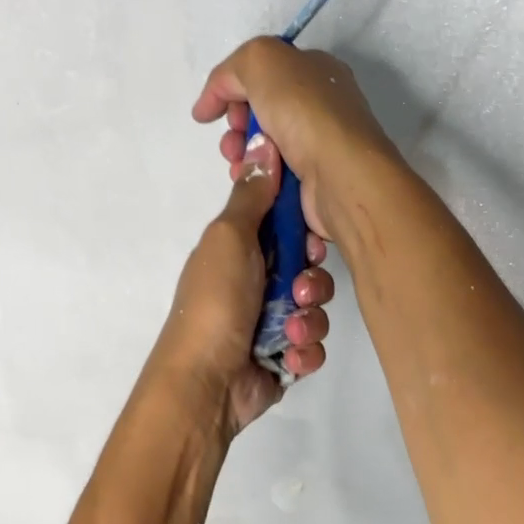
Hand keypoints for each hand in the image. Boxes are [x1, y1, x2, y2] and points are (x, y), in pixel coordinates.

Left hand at [151, 132, 333, 433]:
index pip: (286, 226)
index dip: (304, 230)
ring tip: (289, 332)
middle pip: (309, 268)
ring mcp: (270, 323)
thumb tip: (262, 142)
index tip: (308, 240)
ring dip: (309, 319)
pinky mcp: (283, 358)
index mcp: (240, 250)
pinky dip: (304, 351)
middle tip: (299, 289)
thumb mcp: (229, 238)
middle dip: (313, 279)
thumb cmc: (215, 303)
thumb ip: (252, 195)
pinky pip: (312, 346)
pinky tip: (289, 357)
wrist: (207, 380)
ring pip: (316, 309)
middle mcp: (257, 283)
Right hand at [192, 38, 396, 240]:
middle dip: (235, 128)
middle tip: (232, 143)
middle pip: (259, 114)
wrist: (339, 175)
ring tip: (238, 165)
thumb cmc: (305, 112)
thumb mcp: (261, 62)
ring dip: (241, 156)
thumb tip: (211, 102)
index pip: (263, 76)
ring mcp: (316, 149)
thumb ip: (230, 71)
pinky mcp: (311, 184)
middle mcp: (318, 108)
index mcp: (314, 72)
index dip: (233, 90)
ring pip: (262, 150)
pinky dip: (256, 179)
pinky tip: (250, 182)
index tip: (213, 113)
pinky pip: (273, 178)